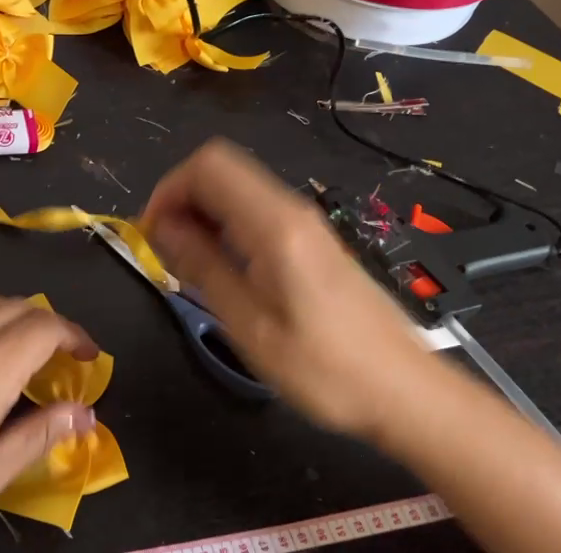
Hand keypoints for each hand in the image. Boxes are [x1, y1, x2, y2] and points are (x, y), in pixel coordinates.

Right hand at [140, 138, 440, 442]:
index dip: (169, 189)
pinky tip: (225, 267)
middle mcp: (291, 209)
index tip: (151, 232)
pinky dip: (227, 223)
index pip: (208, 166)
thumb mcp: (250, 325)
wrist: (409, 394)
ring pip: (238, 187)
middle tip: (166, 246)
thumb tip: (161, 226)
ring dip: (203, 211)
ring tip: (189, 261)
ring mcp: (306, 222)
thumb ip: (203, 266)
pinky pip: (256, 209)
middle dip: (182, 197)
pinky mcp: (313, 240)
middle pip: (221, 168)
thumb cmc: (326, 368)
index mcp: (274, 223)